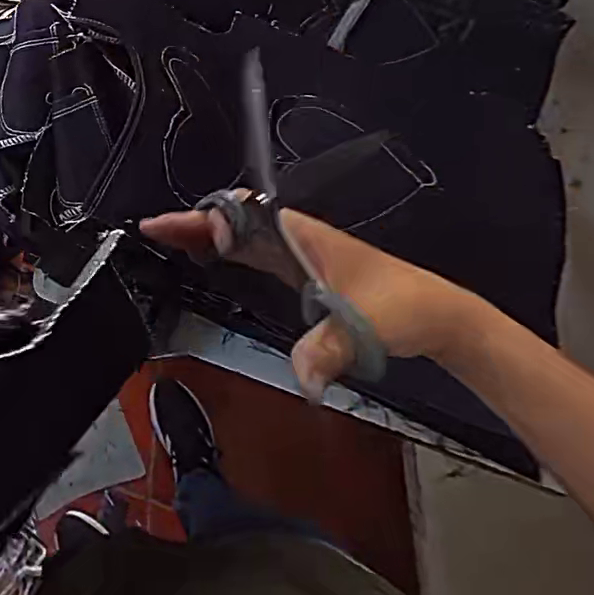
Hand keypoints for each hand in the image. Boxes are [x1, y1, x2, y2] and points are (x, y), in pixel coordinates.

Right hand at [140, 206, 495, 396]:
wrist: (438, 315)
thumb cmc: (406, 304)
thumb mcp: (362, 325)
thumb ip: (326, 349)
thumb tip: (300, 379)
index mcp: (301, 234)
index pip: (240, 215)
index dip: (202, 219)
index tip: (168, 226)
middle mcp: (294, 237)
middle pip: (232, 219)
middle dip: (191, 222)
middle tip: (155, 230)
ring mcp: (297, 252)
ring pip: (240, 233)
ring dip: (204, 234)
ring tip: (170, 239)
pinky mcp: (300, 269)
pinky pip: (251, 251)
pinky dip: (224, 250)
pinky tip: (212, 258)